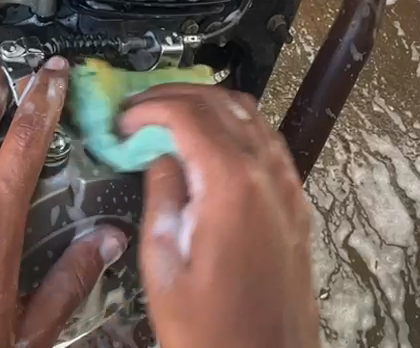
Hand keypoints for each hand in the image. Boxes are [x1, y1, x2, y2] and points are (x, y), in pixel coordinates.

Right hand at [120, 85, 320, 347]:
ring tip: (171, 117)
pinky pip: (268, 139)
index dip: (150, 107)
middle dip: (176, 95)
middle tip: (140, 110)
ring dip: (208, 104)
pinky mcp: (296, 200)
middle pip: (220, 102)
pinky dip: (237, 124)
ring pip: (249, 113)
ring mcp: (288, 183)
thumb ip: (162, 199)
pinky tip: (213, 142)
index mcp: (231, 182)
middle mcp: (266, 170)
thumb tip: (160, 155)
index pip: (188, 114)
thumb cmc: (209, 332)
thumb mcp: (166, 270)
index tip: (123, 119)